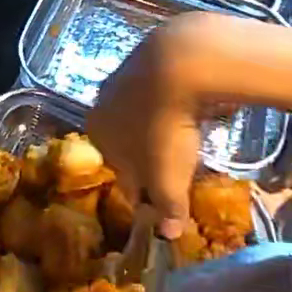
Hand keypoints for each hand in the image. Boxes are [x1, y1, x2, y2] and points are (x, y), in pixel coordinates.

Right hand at [87, 15, 212, 238]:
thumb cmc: (164, 131)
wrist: (179, 64)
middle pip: (130, 142)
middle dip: (154, 156)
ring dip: (164, 128)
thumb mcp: (167, 181)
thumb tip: (168, 234)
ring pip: (145, 115)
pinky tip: (195, 109)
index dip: (146, 191)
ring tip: (192, 137)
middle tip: (184, 166)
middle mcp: (101, 103)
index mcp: (96, 133)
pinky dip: (174, 103)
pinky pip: (161, 92)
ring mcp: (123, 76)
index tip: (171, 197)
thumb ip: (167, 210)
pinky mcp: (149, 57)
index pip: (120, 175)